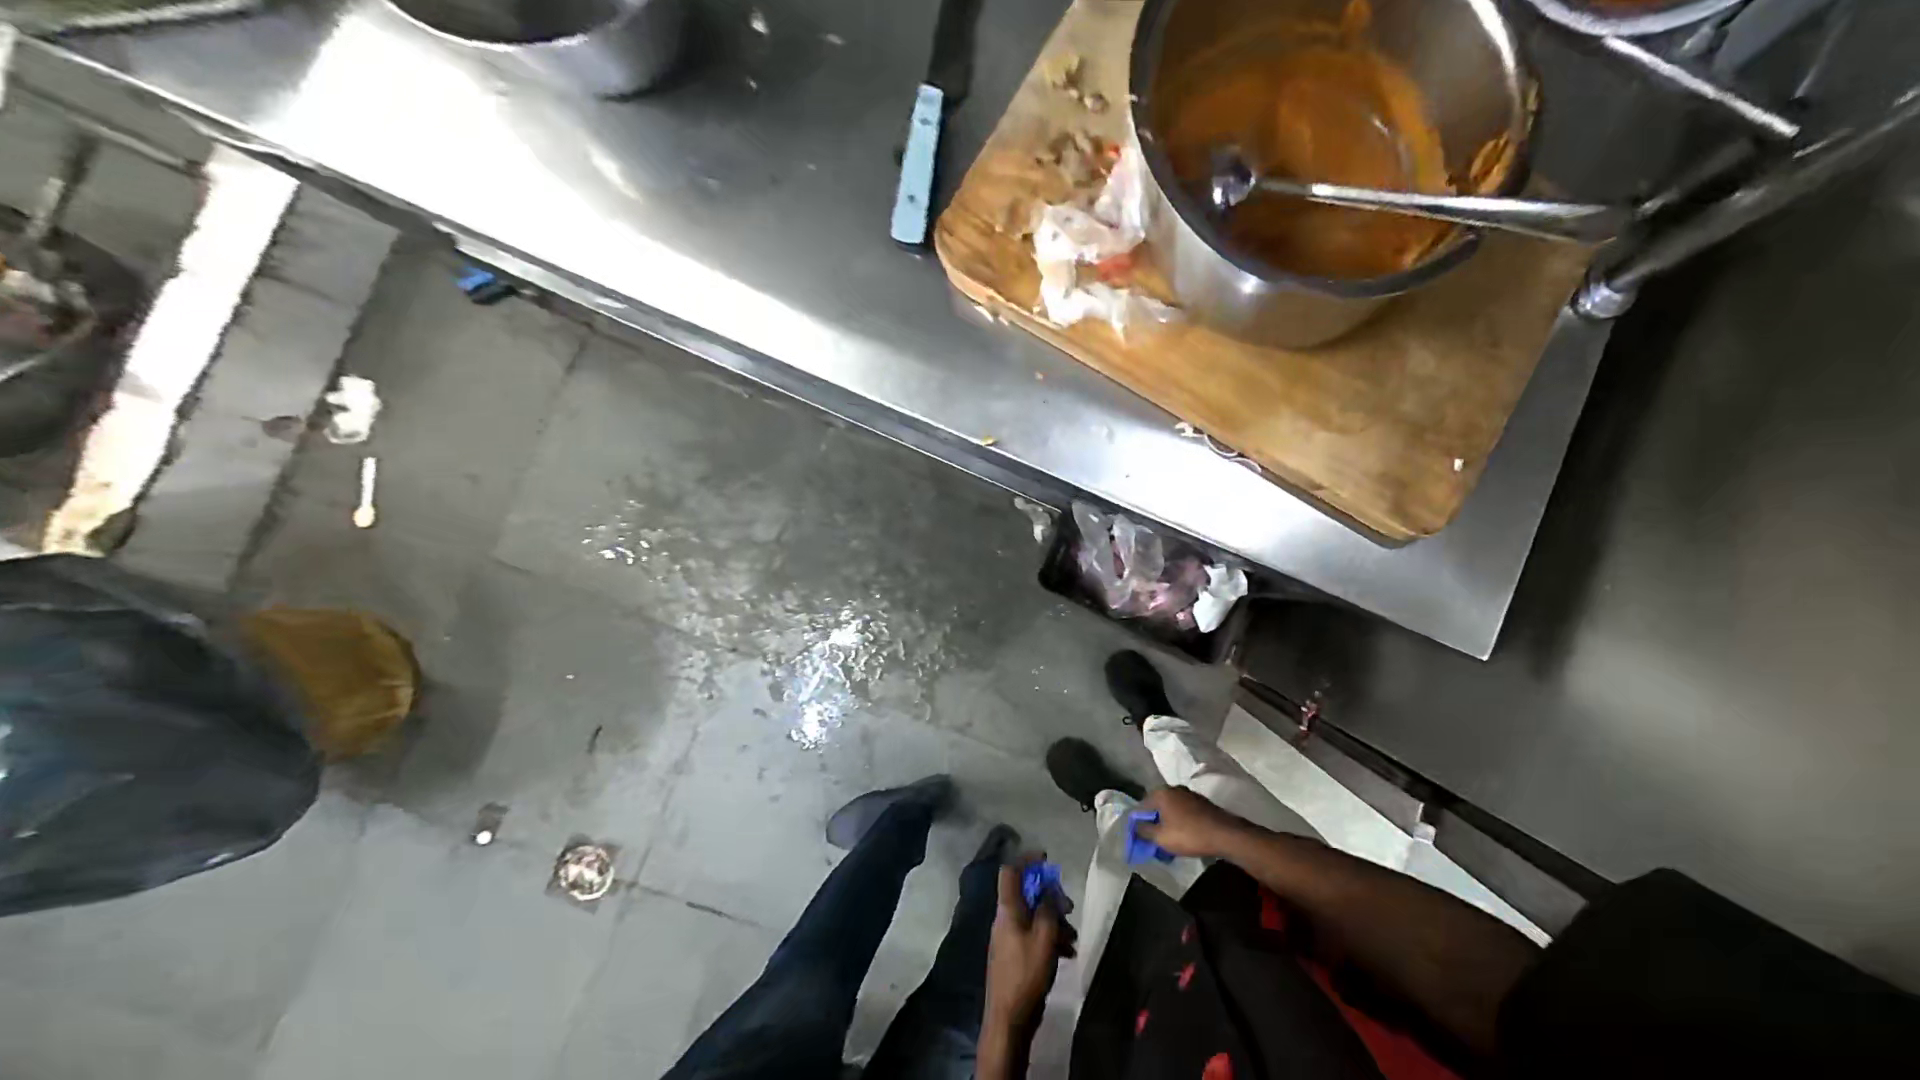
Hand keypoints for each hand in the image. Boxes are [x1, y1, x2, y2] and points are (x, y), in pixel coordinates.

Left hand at [985, 857, 1066, 1032]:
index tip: (1046, 859)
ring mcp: (1008, 938)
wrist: (1009, 1019)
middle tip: (1069, 908)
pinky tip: (1067, 953)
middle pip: (1026, 894)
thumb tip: (1048, 888)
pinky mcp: (1015, 955)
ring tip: (1072, 938)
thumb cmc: (1026, 974)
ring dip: (1054, 921)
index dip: (1026, 861)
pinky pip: (1033, 936)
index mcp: (1007, 910)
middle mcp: (1005, 919)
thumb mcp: (1044, 939)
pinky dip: (1049, 938)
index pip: (1010, 873)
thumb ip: (1047, 909)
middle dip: (1049, 897)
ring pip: (1033, 917)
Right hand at [1135, 786, 1253, 859]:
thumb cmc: (1189, 835)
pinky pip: (1184, 812)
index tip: (1140, 838)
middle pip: (1156, 807)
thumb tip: (1135, 827)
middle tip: (1154, 841)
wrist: (1226, 835)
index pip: (1140, 807)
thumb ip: (1143, 831)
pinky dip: (1180, 822)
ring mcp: (1189, 794)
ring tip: (1169, 841)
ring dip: (1168, 823)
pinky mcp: (1202, 803)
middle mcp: (1173, 789)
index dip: (1138, 824)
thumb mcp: (1161, 837)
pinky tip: (1184, 836)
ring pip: (1171, 810)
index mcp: (1160, 793)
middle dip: (1154, 823)